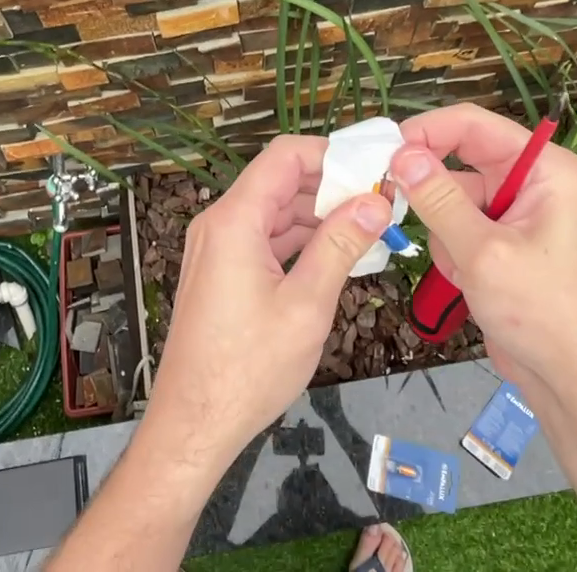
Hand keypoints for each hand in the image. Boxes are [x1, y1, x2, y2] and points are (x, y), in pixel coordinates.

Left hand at [144, 135, 392, 469]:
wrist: (194, 422)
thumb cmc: (249, 368)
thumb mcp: (306, 305)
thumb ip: (341, 246)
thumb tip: (375, 202)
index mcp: (234, 220)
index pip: (284, 156)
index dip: (331, 154)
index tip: (373, 169)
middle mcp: (219, 223)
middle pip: (279, 181)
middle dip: (331, 186)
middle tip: (382, 202)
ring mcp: (217, 247)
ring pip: (274, 210)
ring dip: (318, 215)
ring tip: (369, 228)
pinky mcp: (220, 271)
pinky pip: (264, 238)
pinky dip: (299, 240)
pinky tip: (336, 253)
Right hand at [391, 105, 576, 394]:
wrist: (573, 380)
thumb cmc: (542, 313)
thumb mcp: (482, 252)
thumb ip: (438, 199)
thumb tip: (399, 153)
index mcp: (544, 168)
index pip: (473, 124)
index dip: (426, 131)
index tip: (383, 152)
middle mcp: (532, 180)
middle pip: (460, 158)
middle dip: (432, 190)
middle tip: (392, 203)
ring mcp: (517, 211)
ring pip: (452, 195)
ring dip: (443, 229)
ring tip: (462, 268)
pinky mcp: (503, 239)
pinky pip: (457, 224)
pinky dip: (451, 248)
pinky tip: (467, 281)